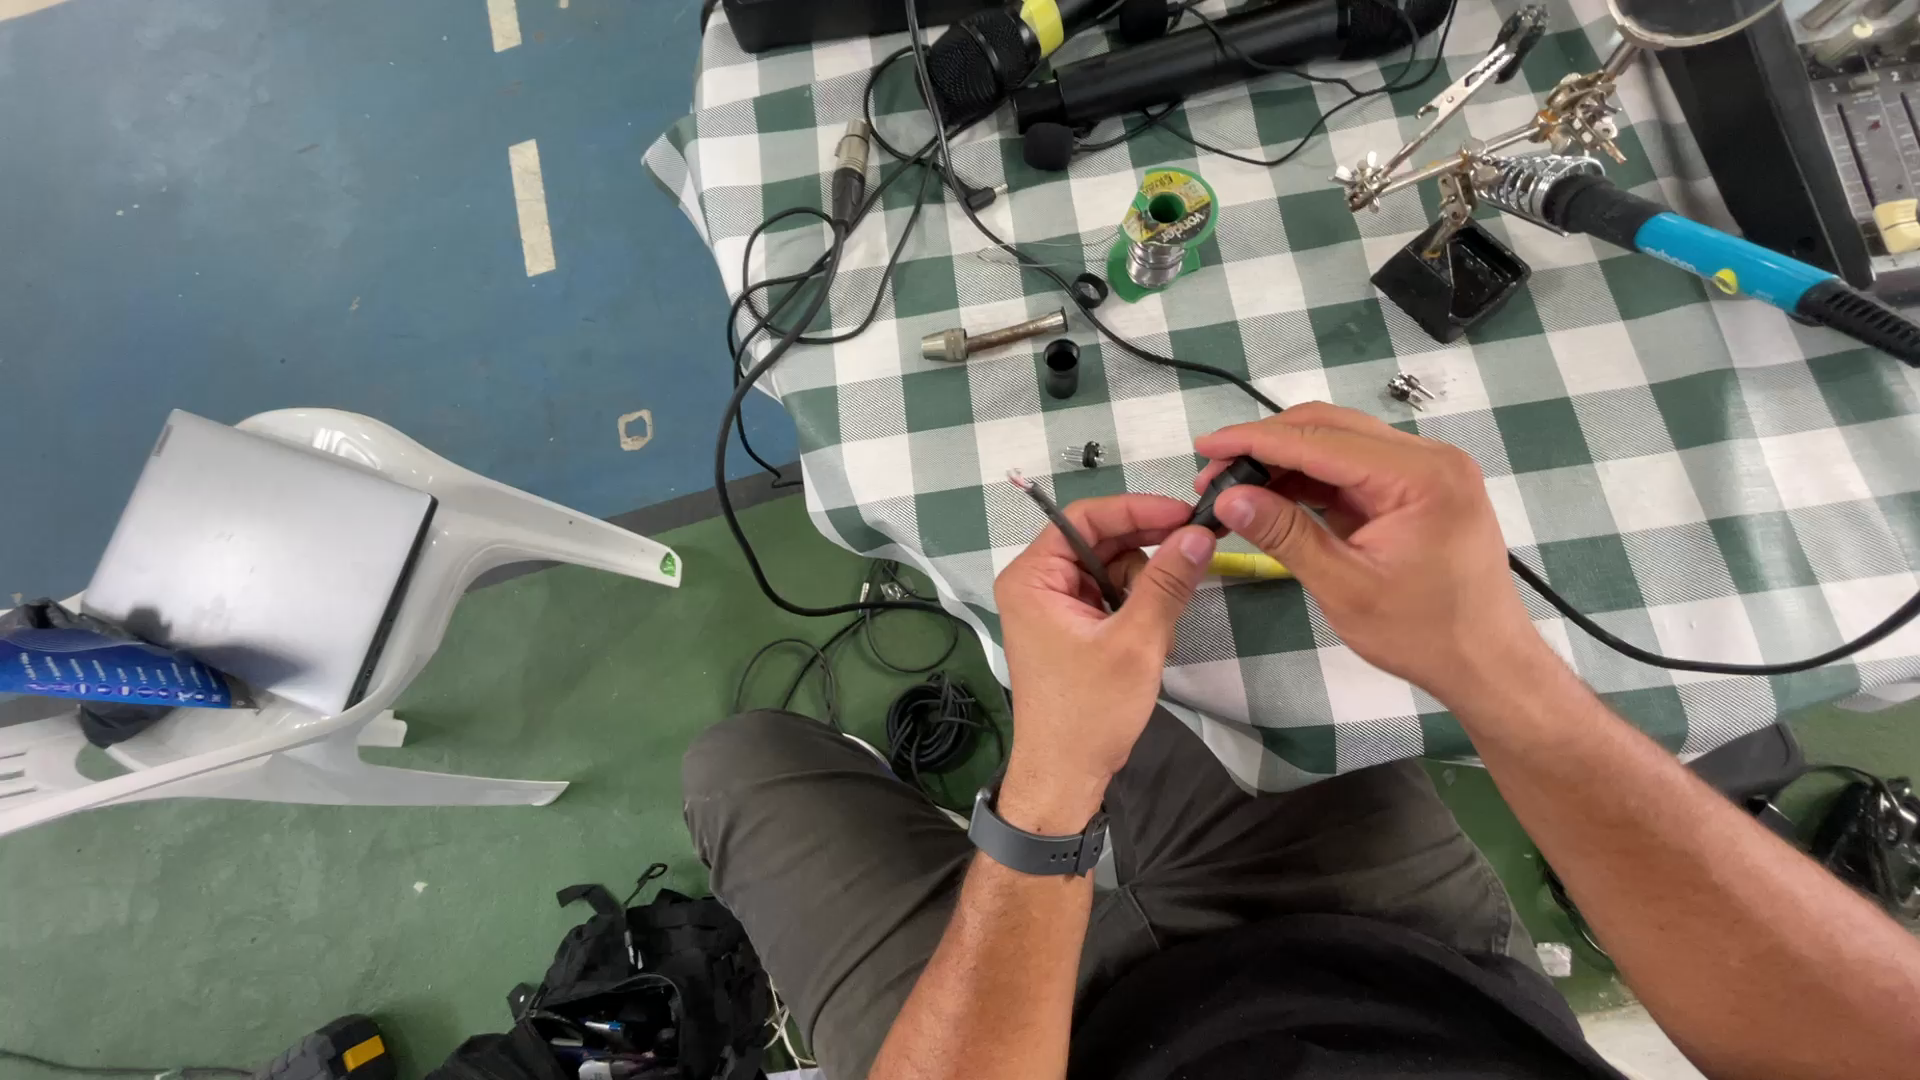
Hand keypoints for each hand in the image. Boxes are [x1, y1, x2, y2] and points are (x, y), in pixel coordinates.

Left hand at [992, 494, 1215, 833]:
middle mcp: (1036, 583)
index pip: (1084, 519)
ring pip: (1110, 569)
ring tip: (1158, 627)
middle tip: (1195, 551)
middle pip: (1099, 541)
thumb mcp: (1135, 642)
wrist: (1066, 773)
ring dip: (1143, 587)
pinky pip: (1109, 596)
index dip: (1136, 509)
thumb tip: (1199, 534)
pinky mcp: (1069, 626)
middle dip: (1146, 550)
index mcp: (1032, 577)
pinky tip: (1149, 637)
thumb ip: (1166, 583)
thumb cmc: (1090, 710)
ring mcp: (1052, 605)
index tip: (1185, 514)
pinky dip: (1135, 608)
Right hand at [1194, 402, 1544, 705]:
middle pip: (1328, 428)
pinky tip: (1268, 496)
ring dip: (1281, 461)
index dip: (1255, 441)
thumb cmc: (1421, 632)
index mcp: (1420, 475)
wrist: (1485, 663)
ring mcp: (1422, 472)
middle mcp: (1427, 458)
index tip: (1204, 445)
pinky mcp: (1410, 491)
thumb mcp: (1343, 586)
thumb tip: (1228, 498)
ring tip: (1232, 487)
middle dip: (1265, 445)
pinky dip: (1305, 480)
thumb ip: (1285, 534)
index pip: (1319, 439)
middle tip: (1212, 472)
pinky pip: (1347, 471)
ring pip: (1335, 445)